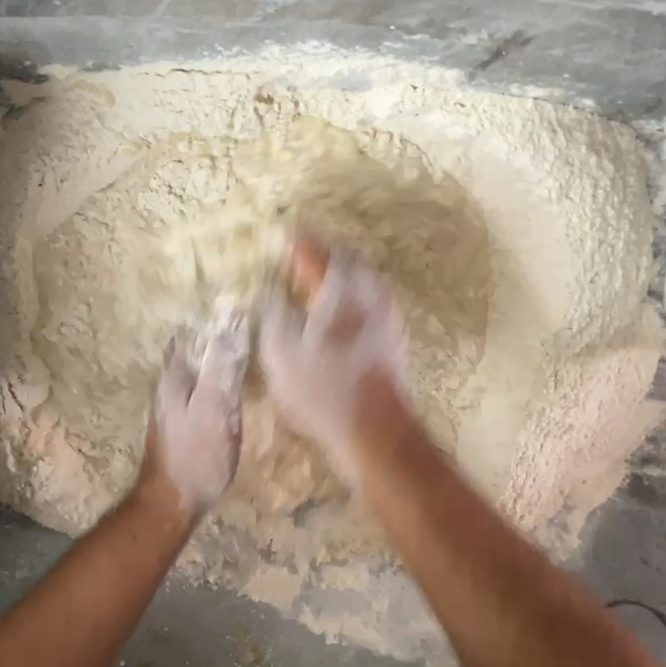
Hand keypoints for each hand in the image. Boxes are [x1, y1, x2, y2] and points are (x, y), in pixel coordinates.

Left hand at [138, 313, 248, 516]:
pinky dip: (220, 381)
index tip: (244, 305)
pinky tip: (236, 386)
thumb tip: (231, 321)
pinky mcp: (184, 422)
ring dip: (220, 357)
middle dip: (219, 334)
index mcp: (175, 374)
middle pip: (195, 347)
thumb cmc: (196, 456)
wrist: (173, 502)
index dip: (216, 317)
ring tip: (250, 350)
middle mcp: (170, 384)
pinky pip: (203, 388)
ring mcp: (175, 404)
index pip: (193, 330)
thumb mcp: (215, 409)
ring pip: (199, 368)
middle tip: (254, 325)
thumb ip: (222, 367)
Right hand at [257, 242, 409, 481]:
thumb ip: (273, 310)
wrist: (375, 430)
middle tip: (298, 255)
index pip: (316, 251)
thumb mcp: (280, 349)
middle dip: (320, 254)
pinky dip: (349, 298)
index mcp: (342, 286)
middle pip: (345, 260)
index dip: (294, 243)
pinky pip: (368, 303)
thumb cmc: (322, 389)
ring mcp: (387, 315)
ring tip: (314, 282)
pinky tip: (336, 314)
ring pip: (361, 281)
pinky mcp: (393, 339)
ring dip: (338, 276)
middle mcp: (370, 292)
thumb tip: (272, 289)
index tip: (277, 237)